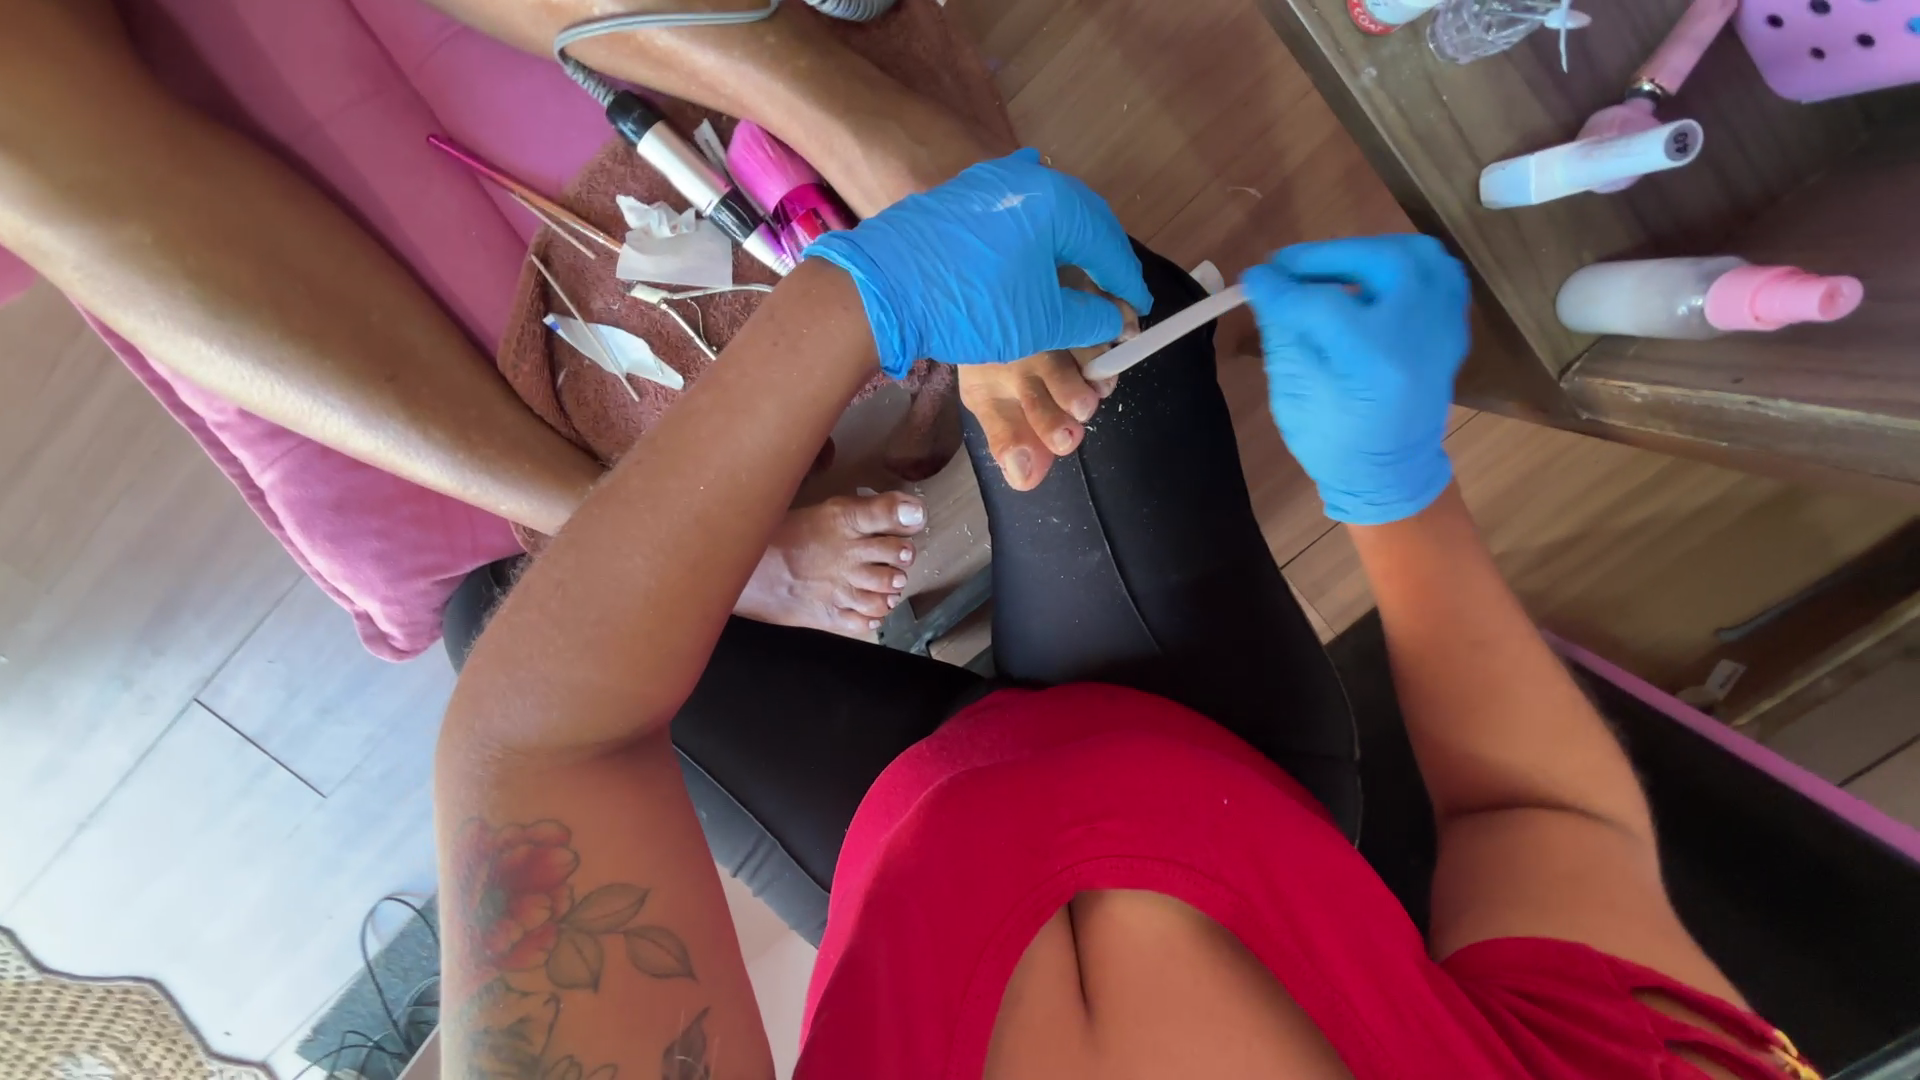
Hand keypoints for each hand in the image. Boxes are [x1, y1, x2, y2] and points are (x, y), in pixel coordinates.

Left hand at [806, 149, 1152, 377]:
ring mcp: (990, 182)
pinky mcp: (961, 198)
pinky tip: (1035, 263)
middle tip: (1113, 299)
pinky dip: (1034, 245)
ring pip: (1048, 218)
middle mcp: (1028, 177)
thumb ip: (1089, 319)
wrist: (884, 289)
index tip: (1139, 312)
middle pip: (1082, 223)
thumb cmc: (973, 304)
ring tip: (1077, 287)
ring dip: (1068, 253)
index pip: (1109, 243)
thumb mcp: (1041, 321)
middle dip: (1101, 263)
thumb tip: (1115, 319)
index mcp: (1057, 199)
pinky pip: (1016, 219)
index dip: (1128, 282)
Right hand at [1243, 234, 1469, 525]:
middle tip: (1286, 266)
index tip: (1250, 278)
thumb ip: (1284, 334)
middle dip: (1325, 257)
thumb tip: (1267, 287)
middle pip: (1378, 261)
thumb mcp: (1293, 395)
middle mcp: (1418, 336)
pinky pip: (1434, 272)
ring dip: (1364, 252)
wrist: (1389, 474)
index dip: (1279, 288)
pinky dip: (1397, 264)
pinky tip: (1365, 280)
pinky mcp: (1452, 325)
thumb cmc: (1332, 445)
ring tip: (1327, 269)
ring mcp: (1444, 328)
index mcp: (1373, 363)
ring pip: (1414, 256)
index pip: (1320, 304)